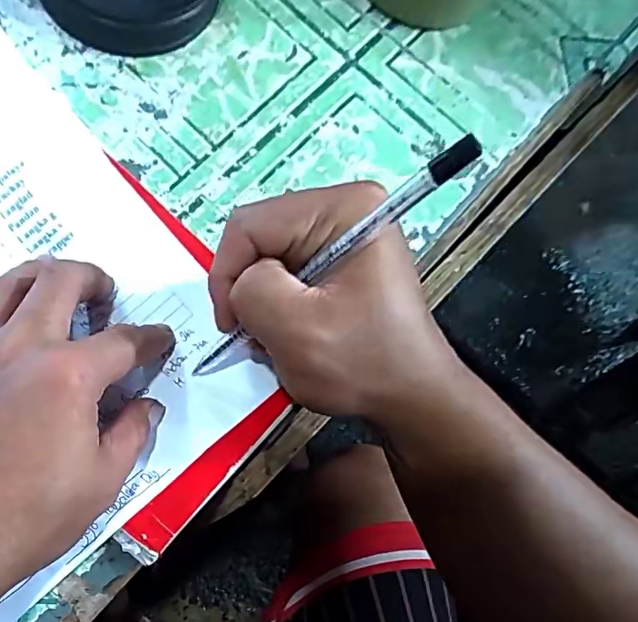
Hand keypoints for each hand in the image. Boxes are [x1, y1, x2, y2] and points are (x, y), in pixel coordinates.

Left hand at [0, 258, 171, 607]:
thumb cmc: (35, 515)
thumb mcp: (103, 482)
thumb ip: (132, 435)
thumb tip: (148, 406)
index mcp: (71, 375)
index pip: (123, 342)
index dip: (151, 339)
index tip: (163, 342)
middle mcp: (23, 349)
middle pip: (59, 284)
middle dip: (91, 279)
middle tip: (105, 295)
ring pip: (4, 288)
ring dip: (33, 274)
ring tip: (50, 279)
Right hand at [209, 183, 467, 427]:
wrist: (410, 396)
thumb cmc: (364, 366)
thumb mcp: (297, 329)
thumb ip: (253, 292)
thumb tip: (239, 285)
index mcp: (343, 209)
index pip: (249, 225)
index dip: (227, 276)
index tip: (232, 325)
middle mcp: (344, 213)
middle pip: (258, 242)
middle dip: (248, 293)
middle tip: (258, 336)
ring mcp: (342, 240)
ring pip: (268, 265)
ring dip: (262, 308)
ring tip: (281, 341)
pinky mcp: (338, 267)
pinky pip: (286, 281)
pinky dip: (278, 313)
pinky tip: (293, 338)